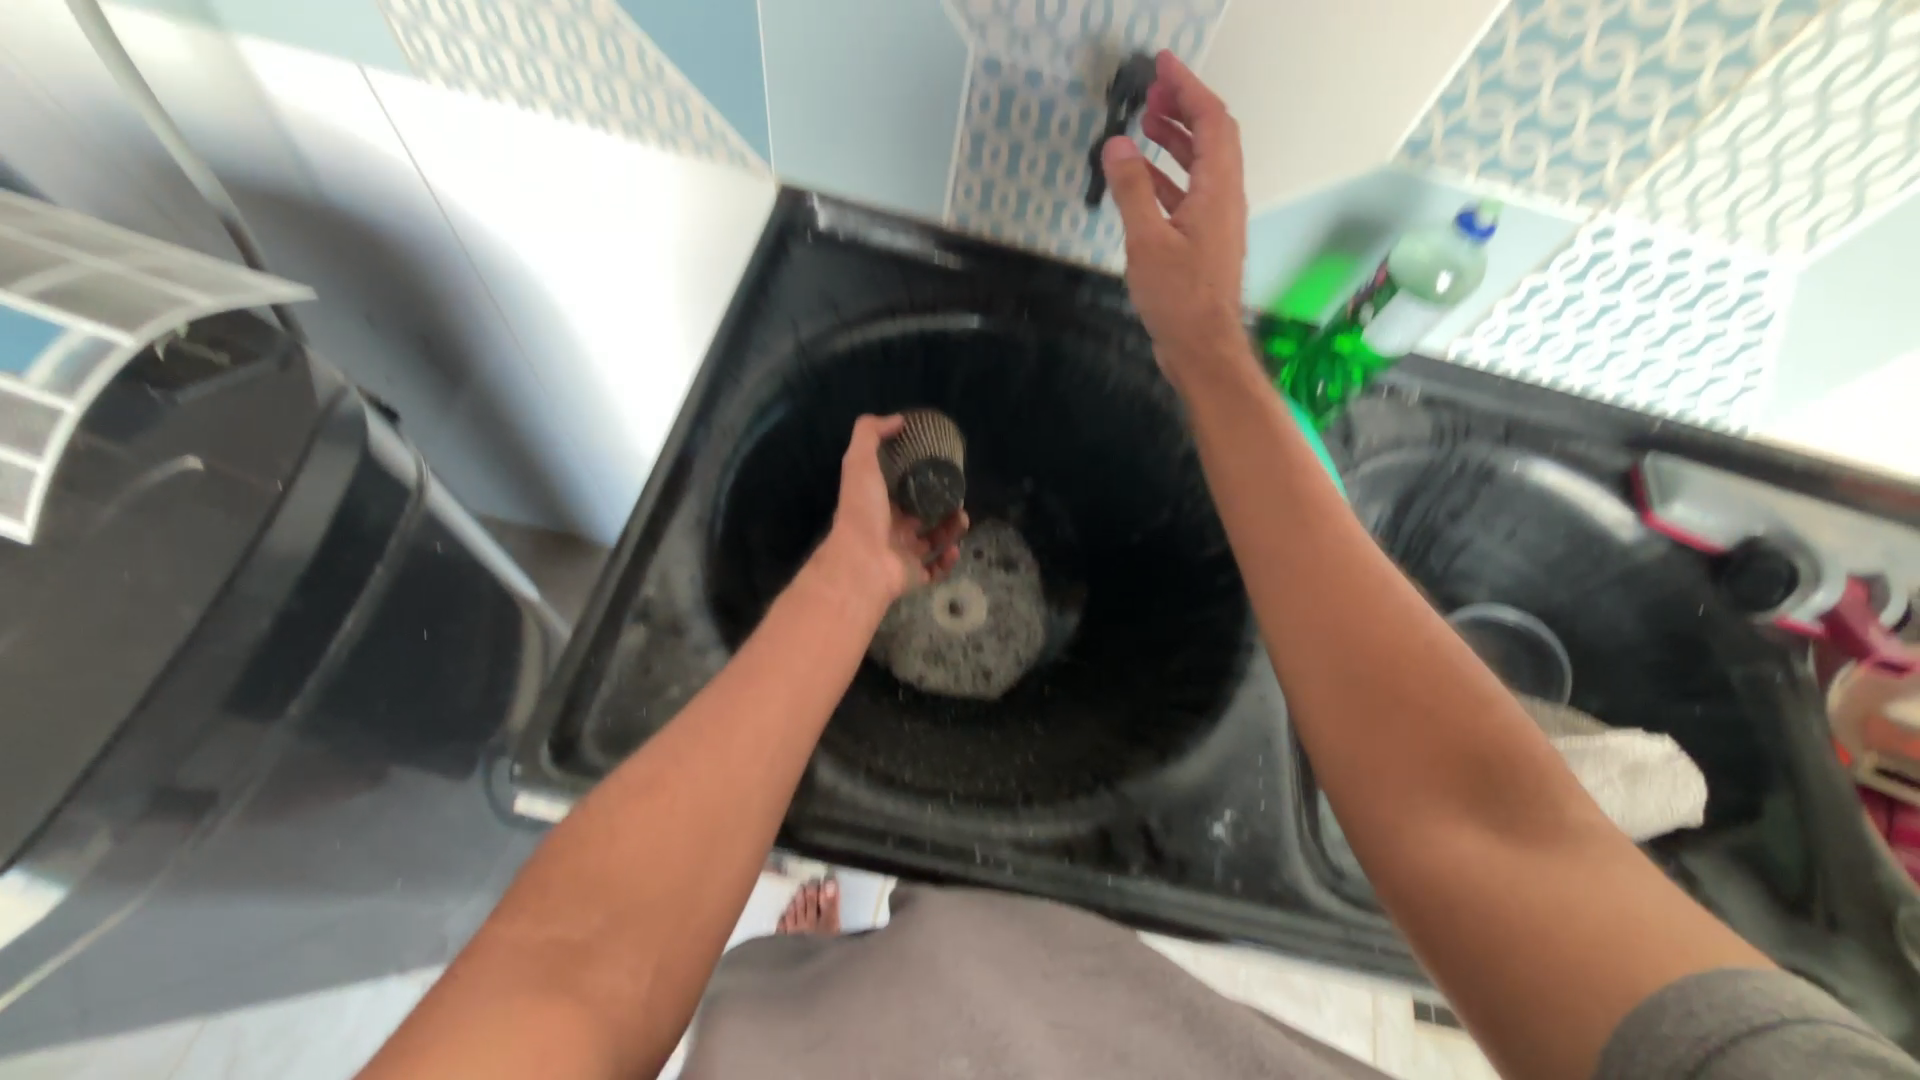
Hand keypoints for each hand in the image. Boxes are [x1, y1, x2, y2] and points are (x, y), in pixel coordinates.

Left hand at [814, 415, 968, 609]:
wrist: (862, 562)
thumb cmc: (862, 510)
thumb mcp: (860, 461)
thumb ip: (871, 434)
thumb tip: (898, 419)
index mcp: (876, 504)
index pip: (898, 489)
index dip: (918, 479)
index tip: (939, 468)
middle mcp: (888, 529)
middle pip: (920, 516)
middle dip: (943, 506)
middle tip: (959, 497)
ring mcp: (900, 555)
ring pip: (932, 541)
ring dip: (951, 530)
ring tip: (963, 519)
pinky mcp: (913, 576)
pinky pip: (935, 569)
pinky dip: (947, 560)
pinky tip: (954, 549)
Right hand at [1101, 51, 1250, 388]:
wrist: (1202, 348)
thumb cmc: (1178, 298)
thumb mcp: (1147, 241)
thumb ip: (1132, 189)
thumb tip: (1118, 145)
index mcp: (1217, 189)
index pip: (1211, 121)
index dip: (1189, 87)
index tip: (1164, 66)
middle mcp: (1223, 198)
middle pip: (1212, 137)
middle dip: (1184, 107)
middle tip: (1153, 90)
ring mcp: (1216, 222)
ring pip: (1201, 166)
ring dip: (1177, 140)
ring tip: (1147, 123)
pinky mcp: (1203, 243)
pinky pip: (1189, 194)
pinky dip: (1168, 177)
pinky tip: (1143, 178)